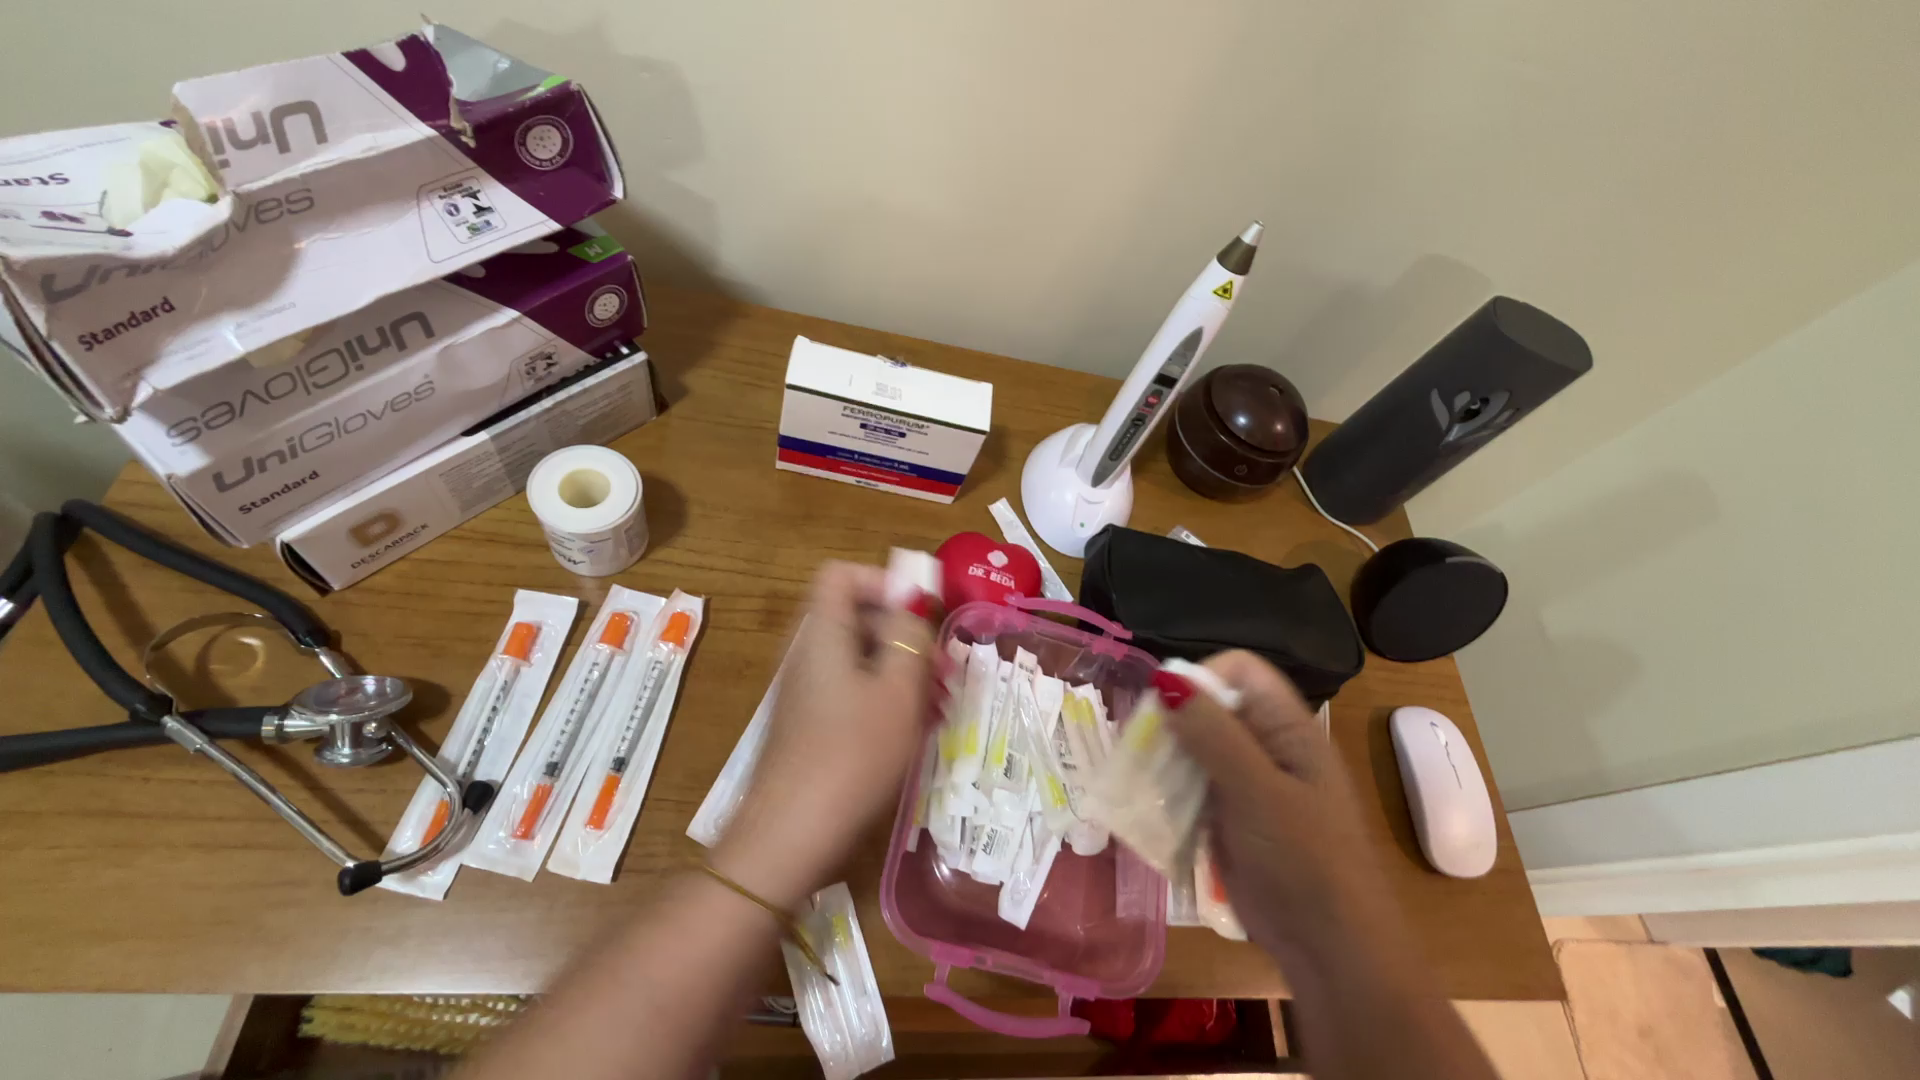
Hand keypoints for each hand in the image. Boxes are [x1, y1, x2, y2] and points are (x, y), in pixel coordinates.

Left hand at [711, 561, 934, 908]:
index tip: (923, 614)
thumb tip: (914, 600)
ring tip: (939, 706)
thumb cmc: (852, 753)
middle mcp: (807, 652)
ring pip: (860, 659)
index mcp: (822, 632)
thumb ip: (910, 636)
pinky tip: (914, 731)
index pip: (843, 574)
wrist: (792, 832)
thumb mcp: (898, 690)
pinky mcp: (810, 723)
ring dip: (902, 672)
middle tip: (944, 668)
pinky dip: (884, 699)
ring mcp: (806, 690)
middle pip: (857, 617)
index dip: (885, 582)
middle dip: (906, 635)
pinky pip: (851, 692)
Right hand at [1166, 651, 1389, 958]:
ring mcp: (1248, 784)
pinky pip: (1192, 786)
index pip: (1239, 670)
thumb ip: (1213, 735)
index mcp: (1289, 729)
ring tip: (1138, 778)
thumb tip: (1164, 679)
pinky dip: (1169, 790)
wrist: (1330, 950)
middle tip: (1140, 749)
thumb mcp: (1258, 793)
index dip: (1201, 679)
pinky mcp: (1230, 817)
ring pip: (1196, 747)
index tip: (1166, 712)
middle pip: (1211, 706)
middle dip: (1173, 721)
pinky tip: (1149, 805)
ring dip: (1165, 758)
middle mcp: (1268, 747)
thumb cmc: (1304, 862)